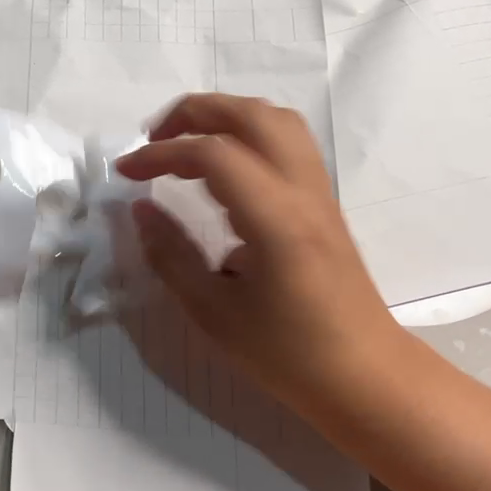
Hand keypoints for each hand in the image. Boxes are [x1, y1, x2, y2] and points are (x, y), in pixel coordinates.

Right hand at [114, 93, 399, 406]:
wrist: (364, 376)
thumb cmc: (287, 354)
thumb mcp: (213, 312)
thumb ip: (170, 255)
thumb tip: (140, 210)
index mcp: (275, 220)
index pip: (212, 154)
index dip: (160, 154)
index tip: (125, 173)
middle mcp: (302, 192)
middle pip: (249, 115)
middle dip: (192, 113)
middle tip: (152, 142)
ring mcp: (319, 192)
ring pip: (274, 118)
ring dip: (223, 116)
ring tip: (184, 145)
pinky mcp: (323, 201)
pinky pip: (287, 140)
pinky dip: (246, 133)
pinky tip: (221, 168)